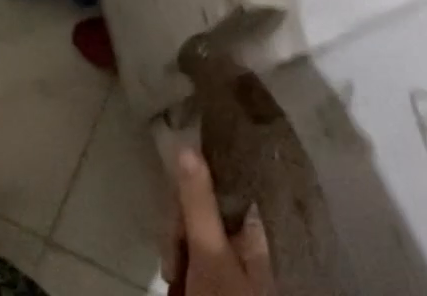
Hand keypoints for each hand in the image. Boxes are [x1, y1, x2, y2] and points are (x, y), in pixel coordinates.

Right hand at [165, 149, 274, 295]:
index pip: (218, 188)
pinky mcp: (209, 285)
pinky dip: (178, 279)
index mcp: (252, 229)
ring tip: (176, 283)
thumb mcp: (210, 251)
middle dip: (178, 234)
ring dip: (174, 257)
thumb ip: (198, 201)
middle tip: (174, 262)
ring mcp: (225, 268)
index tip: (174, 200)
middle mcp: (242, 244)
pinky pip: (187, 267)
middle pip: (198, 216)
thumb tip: (186, 146)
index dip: (193, 189)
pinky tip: (176, 290)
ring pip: (188, 242)